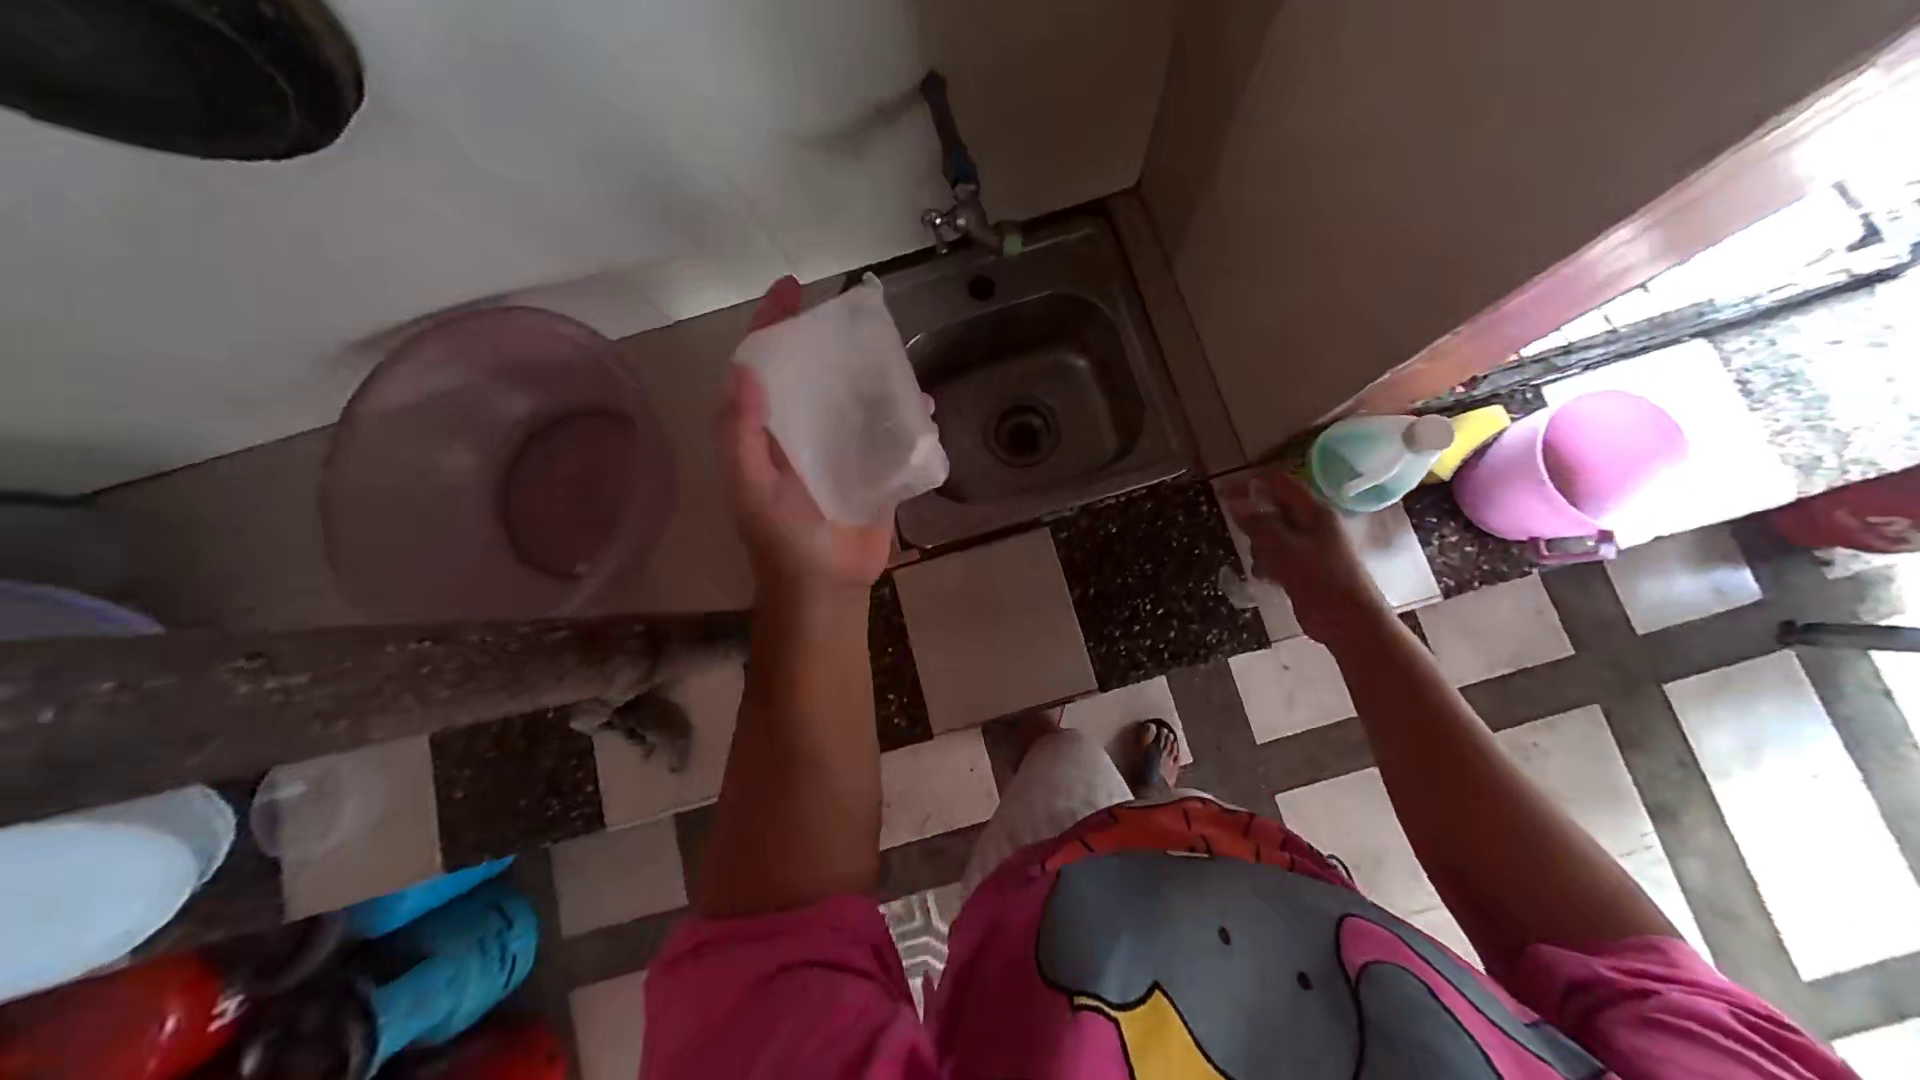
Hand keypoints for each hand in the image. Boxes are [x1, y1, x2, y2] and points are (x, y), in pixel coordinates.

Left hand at [719, 277, 894, 601]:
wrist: (826, 588)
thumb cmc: (783, 541)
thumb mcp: (751, 488)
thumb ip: (742, 434)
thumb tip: (746, 371)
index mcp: (768, 431)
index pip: (765, 366)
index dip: (772, 324)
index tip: (791, 288)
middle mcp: (804, 432)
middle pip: (814, 372)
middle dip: (829, 340)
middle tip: (853, 315)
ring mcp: (842, 449)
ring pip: (855, 397)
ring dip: (873, 373)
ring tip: (891, 351)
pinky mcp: (875, 469)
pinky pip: (892, 433)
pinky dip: (908, 418)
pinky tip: (923, 405)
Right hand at [1219, 469, 1389, 645]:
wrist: (1349, 621)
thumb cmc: (1321, 579)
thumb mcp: (1283, 548)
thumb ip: (1258, 525)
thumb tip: (1235, 505)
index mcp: (1314, 511)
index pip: (1278, 483)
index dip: (1249, 482)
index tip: (1222, 492)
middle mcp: (1312, 524)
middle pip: (1273, 509)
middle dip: (1255, 522)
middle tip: (1241, 536)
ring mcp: (1309, 546)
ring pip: (1272, 534)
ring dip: (1260, 547)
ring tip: (1262, 564)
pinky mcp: (1304, 567)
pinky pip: (1277, 555)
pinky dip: (1267, 563)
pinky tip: (1266, 578)